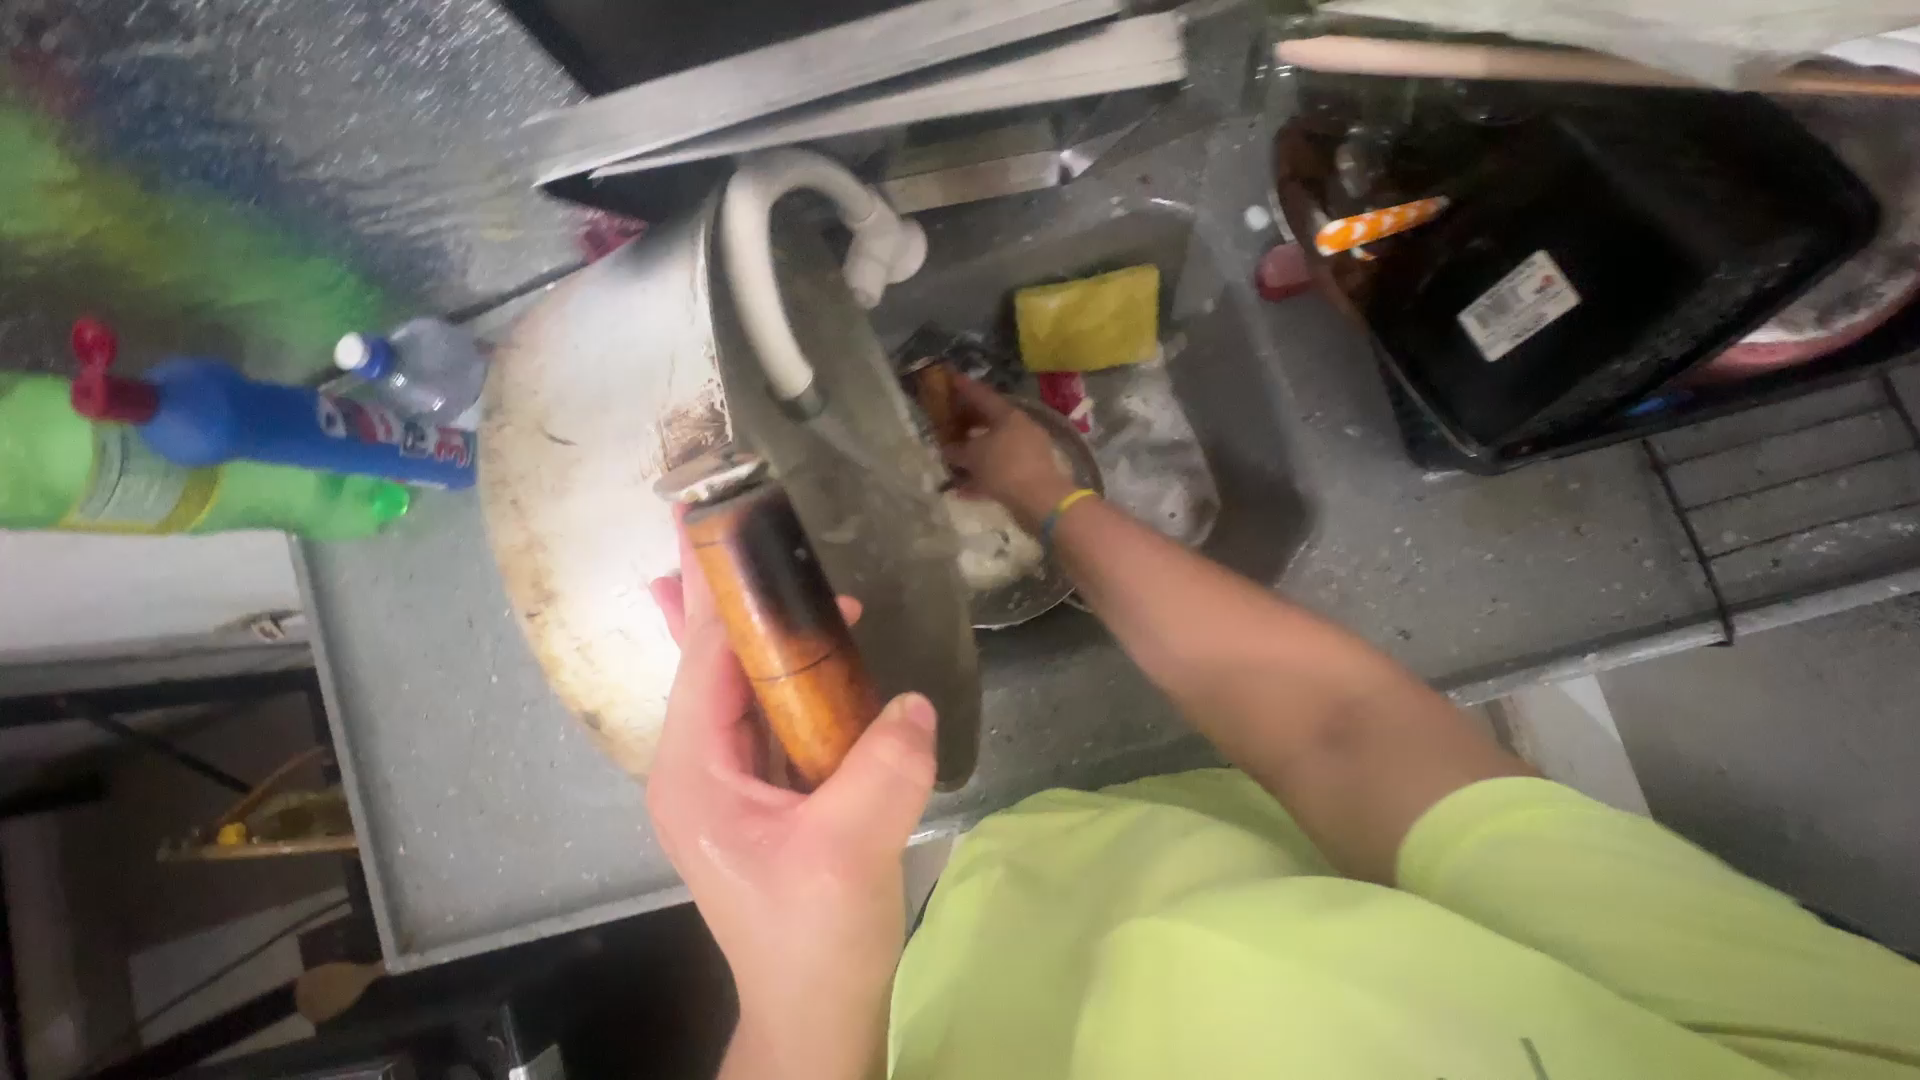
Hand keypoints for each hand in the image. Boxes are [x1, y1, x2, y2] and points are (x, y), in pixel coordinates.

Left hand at [647, 520, 936, 1079]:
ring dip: (764, 627)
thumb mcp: (849, 852)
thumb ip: (882, 769)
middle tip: (727, 519)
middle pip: (713, 660)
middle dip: (724, 593)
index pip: (706, 662)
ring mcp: (731, 777)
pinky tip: (799, 642)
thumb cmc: (814, 938)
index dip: (732, 597)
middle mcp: (699, 764)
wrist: (818, 1008)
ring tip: (766, 564)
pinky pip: (774, 709)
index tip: (751, 533)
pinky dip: (791, 668)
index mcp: (694, 772)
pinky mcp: (766, 788)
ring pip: (744, 682)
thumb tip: (913, 702)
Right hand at [943, 375, 1076, 530]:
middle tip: (947, 423)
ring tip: (951, 461)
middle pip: (988, 421)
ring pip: (994, 449)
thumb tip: (947, 448)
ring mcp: (1026, 452)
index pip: (982, 395)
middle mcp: (1020, 429)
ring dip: (973, 454)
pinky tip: (963, 490)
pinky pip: (1000, 471)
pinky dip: (982, 477)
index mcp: (1008, 415)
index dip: (964, 387)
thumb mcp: (973, 456)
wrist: (1040, 500)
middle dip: (966, 423)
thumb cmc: (1004, 467)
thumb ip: (957, 450)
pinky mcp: (1028, 475)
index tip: (949, 379)